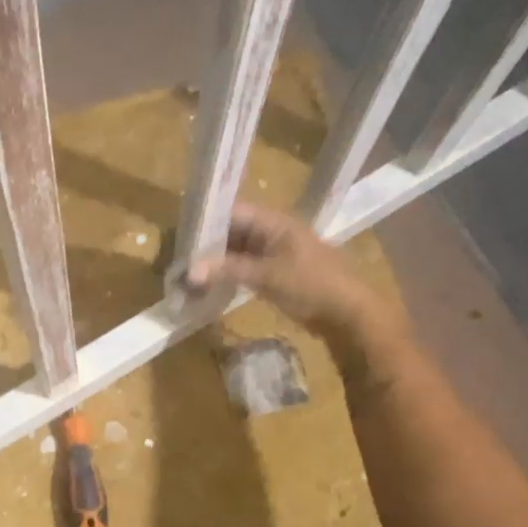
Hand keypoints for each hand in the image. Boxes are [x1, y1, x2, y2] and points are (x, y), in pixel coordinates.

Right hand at [185, 203, 401, 345]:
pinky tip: (207, 287)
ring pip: (235, 252)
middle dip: (205, 246)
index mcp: (274, 222)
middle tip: (179, 261)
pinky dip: (226, 276)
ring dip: (214, 263)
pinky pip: (243, 268)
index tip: (180, 238)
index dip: (206, 222)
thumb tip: (189, 270)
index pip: (231, 212)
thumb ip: (227, 269)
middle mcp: (272, 232)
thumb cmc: (312, 285)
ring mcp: (274, 253)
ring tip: (187, 276)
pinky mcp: (274, 274)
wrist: (349, 314)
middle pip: (231, 231)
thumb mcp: (267, 275)